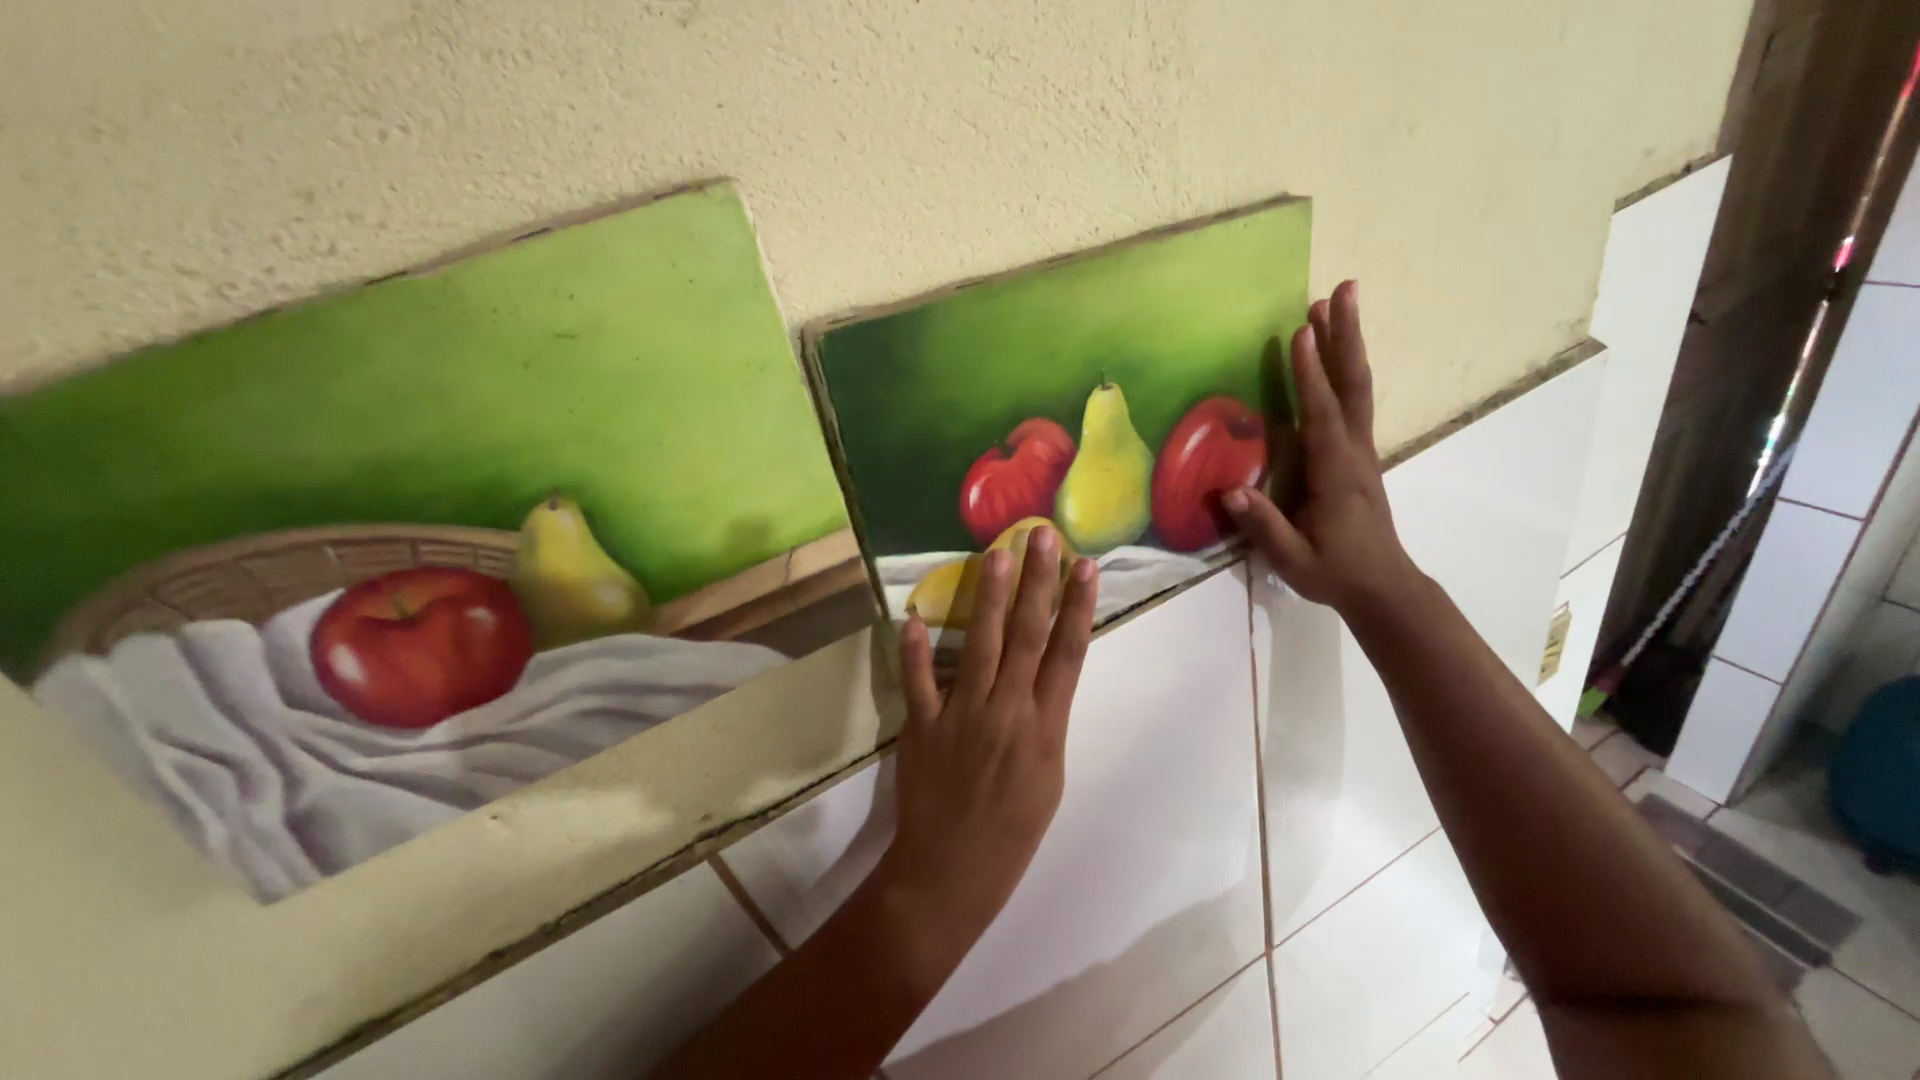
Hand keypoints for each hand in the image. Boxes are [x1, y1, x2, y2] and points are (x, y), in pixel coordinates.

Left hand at [880, 526, 1098, 936]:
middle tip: (1041, 536)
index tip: (1086, 566)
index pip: (1068, 654)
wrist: (954, 871)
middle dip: (1037, 582)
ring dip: (987, 597)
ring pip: (978, 645)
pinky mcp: (922, 726)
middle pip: (1025, 636)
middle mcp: (1007, 712)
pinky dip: (916, 649)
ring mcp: (961, 716)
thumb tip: (1042, 675)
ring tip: (996, 554)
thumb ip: (1046, 720)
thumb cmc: (1013, 831)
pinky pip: (919, 681)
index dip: (1078, 607)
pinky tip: (915, 615)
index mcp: (1046, 728)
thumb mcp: (1050, 777)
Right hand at [1223, 280, 1422, 617]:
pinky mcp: (1360, 456)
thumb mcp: (1293, 559)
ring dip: (1347, 345)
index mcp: (1336, 474)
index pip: (1321, 415)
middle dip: (1344, 337)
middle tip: (1339, 291)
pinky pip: (1354, 403)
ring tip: (1336, 305)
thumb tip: (1229, 490)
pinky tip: (1337, 357)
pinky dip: (1346, 370)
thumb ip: (1264, 525)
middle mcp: (1354, 453)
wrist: (1384, 587)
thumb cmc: (1336, 573)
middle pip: (1352, 386)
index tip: (1299, 331)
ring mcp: (1362, 452)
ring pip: (1358, 389)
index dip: (1310, 374)